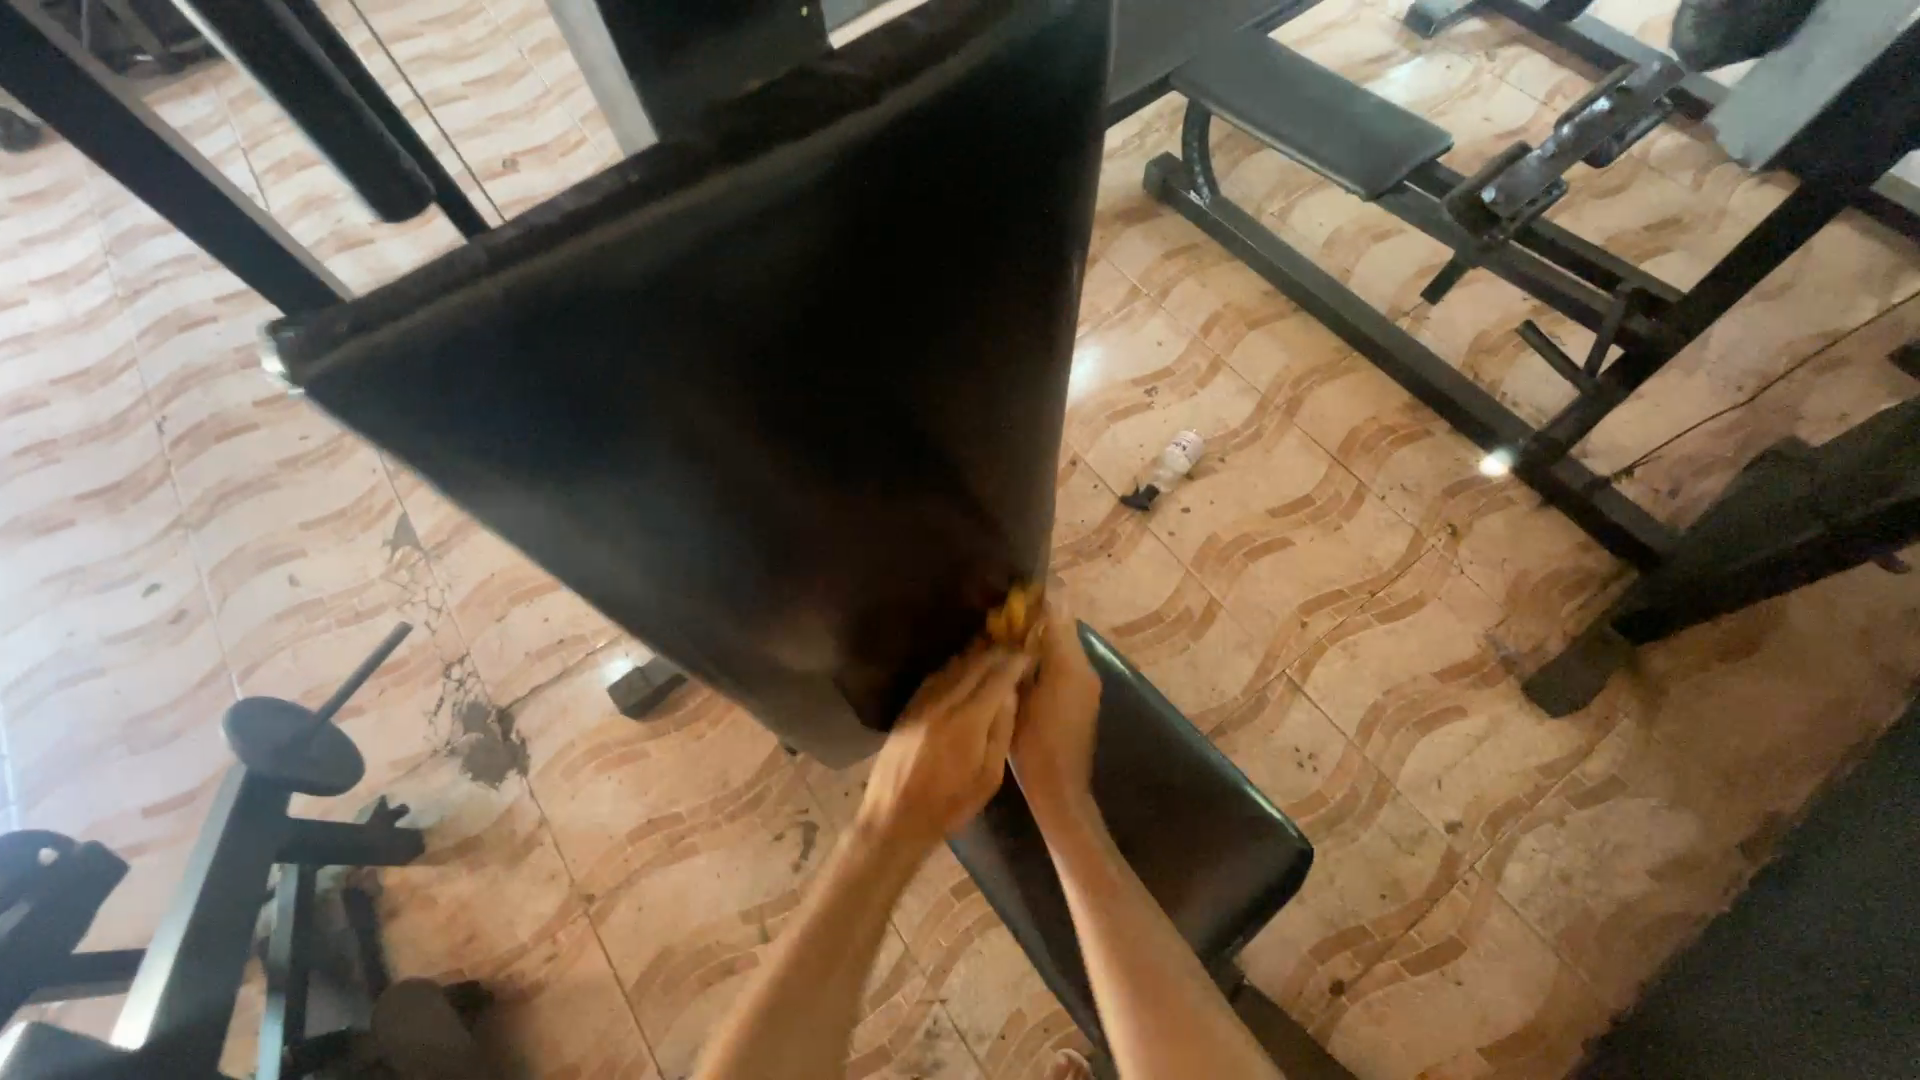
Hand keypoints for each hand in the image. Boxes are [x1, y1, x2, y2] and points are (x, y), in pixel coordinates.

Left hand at [857, 646, 1031, 853]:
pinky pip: (935, 676)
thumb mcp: (988, 778)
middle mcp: (944, 702)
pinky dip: (954, 667)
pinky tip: (963, 667)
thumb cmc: (949, 804)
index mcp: (969, 720)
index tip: (1029, 652)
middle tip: (1014, 645)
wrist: (894, 816)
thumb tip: (1009, 694)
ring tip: (993, 649)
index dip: (1016, 662)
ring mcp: (923, 702)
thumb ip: (1001, 732)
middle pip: (975, 664)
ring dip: (975, 655)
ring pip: (953, 665)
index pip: (998, 678)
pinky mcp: (908, 707)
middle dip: (998, 652)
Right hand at [1011, 600, 1100, 814]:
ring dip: (1042, 637)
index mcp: (1068, 666)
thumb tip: (1011, 632)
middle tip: (1004, 615)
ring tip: (1009, 635)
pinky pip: (1066, 663)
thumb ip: (1018, 662)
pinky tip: (1023, 664)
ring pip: (1065, 645)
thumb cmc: (1034, 747)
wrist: (1061, 789)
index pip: (1057, 615)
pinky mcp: (1084, 697)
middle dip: (1037, 617)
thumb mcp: (1017, 701)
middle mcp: (1084, 669)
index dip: (1037, 599)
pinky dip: (1048, 656)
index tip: (1014, 591)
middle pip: (1063, 627)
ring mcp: (1087, 684)